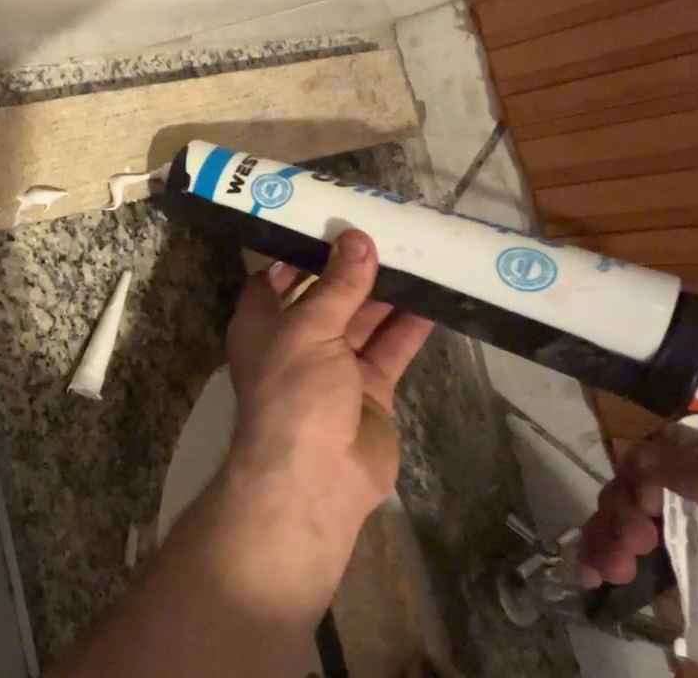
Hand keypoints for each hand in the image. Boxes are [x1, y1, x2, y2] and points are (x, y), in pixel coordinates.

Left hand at [224, 229, 434, 546]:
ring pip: (361, 321)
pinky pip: (389, 351)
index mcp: (261, 322)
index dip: (299, 253)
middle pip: (323, 297)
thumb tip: (357, 240)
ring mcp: (332, 367)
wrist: (315, 474)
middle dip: (351, 270)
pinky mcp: (369, 391)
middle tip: (388, 234)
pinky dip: (409, 329)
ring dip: (386, 296)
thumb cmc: (293, 390)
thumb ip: (336, 286)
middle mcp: (293, 340)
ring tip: (418, 259)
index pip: (274, 278)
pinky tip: (436, 303)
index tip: (330, 224)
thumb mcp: (309, 328)